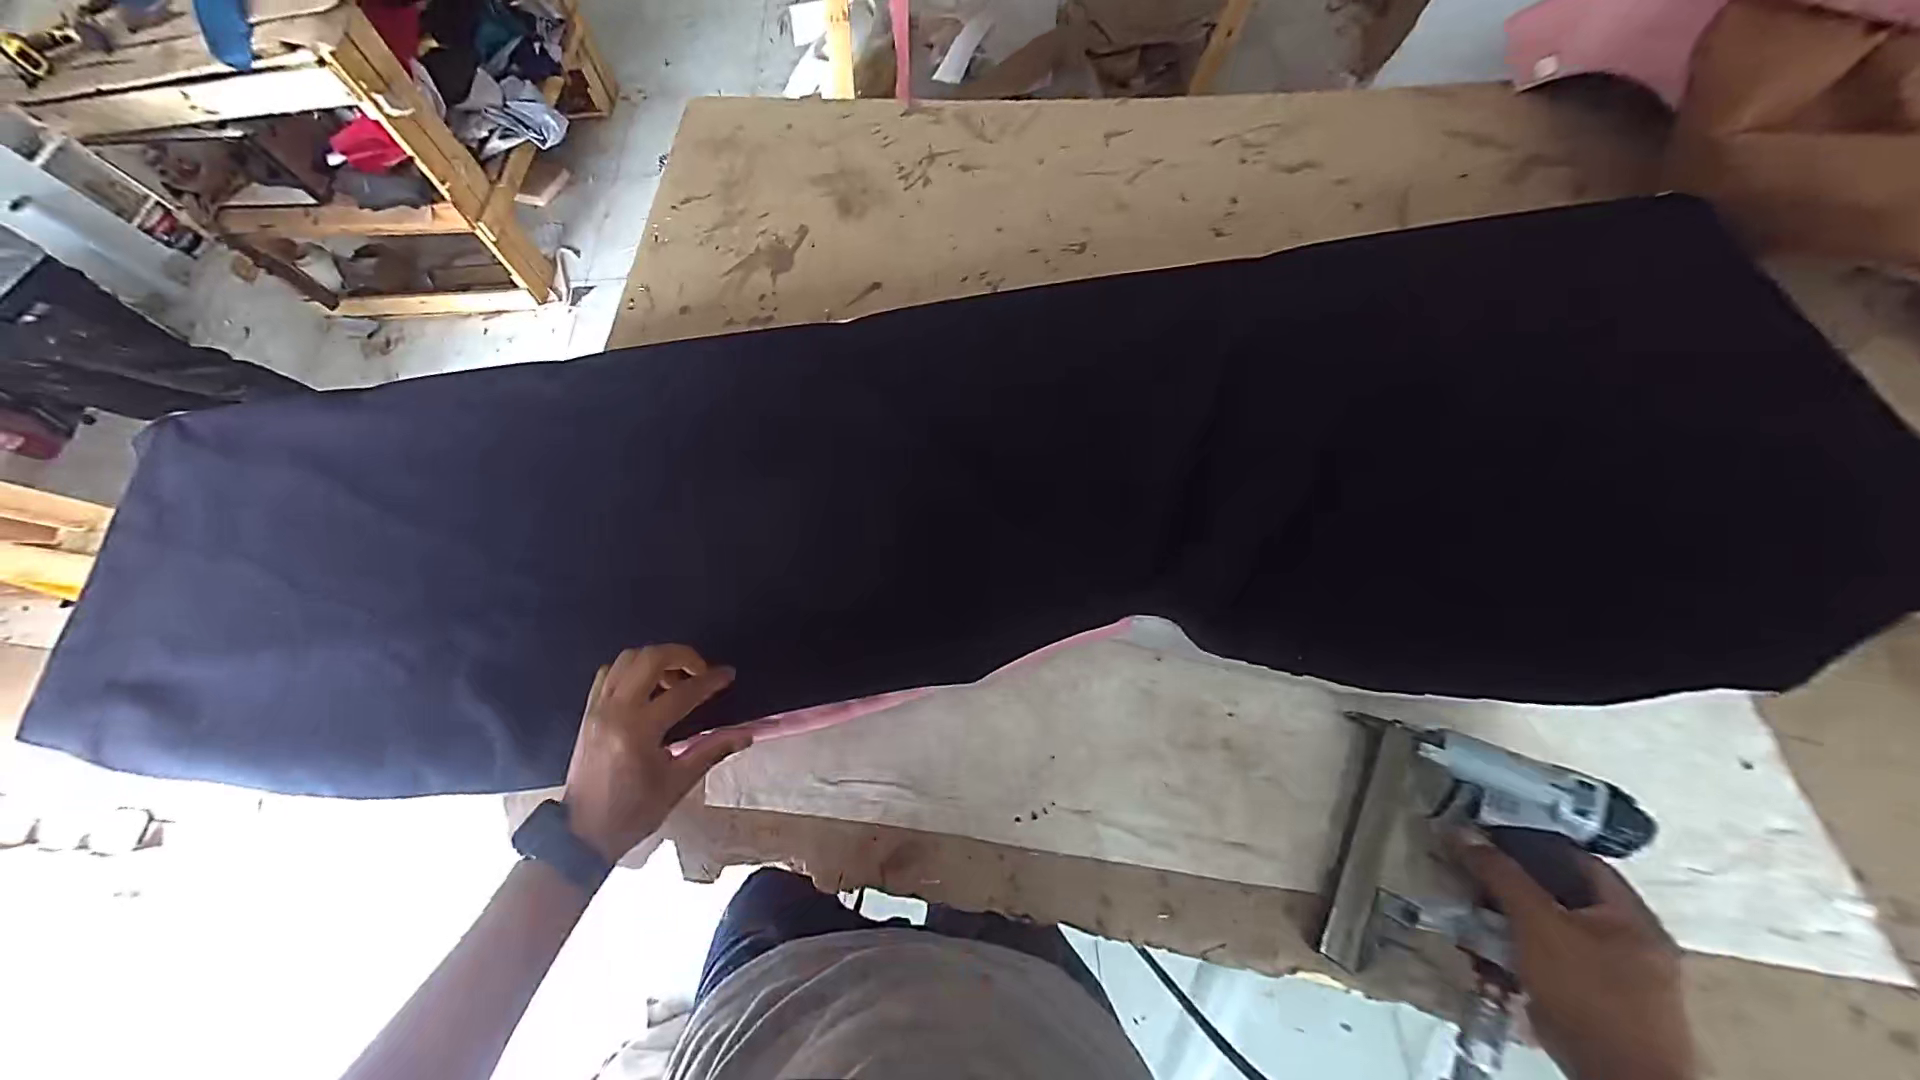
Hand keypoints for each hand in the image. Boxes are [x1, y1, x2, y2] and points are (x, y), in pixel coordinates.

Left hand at [561, 645, 752, 861]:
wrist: (582, 834)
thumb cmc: (634, 812)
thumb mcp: (678, 783)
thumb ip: (712, 750)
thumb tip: (747, 733)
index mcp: (638, 731)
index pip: (683, 692)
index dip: (710, 680)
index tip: (728, 675)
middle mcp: (615, 712)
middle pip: (650, 659)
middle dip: (682, 656)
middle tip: (701, 671)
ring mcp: (597, 709)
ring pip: (627, 659)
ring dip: (656, 660)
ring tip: (676, 679)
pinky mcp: (588, 713)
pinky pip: (610, 673)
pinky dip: (632, 669)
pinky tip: (649, 686)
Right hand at [1453, 830, 1697, 1079]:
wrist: (1618, 1078)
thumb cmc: (1587, 992)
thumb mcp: (1536, 924)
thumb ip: (1500, 875)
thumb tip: (1461, 831)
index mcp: (1631, 916)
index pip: (1577, 858)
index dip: (1530, 841)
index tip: (1484, 835)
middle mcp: (1630, 941)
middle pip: (1558, 894)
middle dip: (1508, 887)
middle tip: (1469, 877)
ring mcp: (1615, 975)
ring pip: (1548, 930)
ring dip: (1505, 924)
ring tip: (1469, 923)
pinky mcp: (1594, 1001)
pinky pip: (1548, 962)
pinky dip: (1516, 956)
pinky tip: (1487, 962)